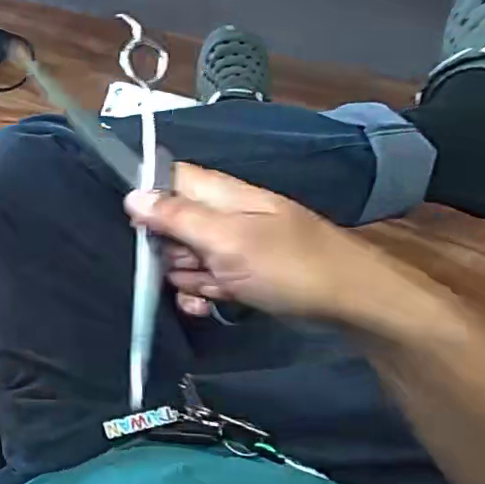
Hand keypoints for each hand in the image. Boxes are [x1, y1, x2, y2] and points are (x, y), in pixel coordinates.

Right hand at [125, 163, 439, 332]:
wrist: (354, 304)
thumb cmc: (290, 266)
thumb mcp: (226, 239)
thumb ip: (176, 216)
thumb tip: (131, 194)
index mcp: (220, 194)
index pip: (167, 178)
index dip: (145, 199)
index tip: (137, 228)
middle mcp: (222, 214)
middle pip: (169, 223)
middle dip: (165, 250)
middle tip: (184, 266)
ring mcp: (231, 244)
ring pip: (182, 256)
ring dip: (183, 278)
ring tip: (205, 291)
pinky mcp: (238, 272)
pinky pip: (202, 278)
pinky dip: (200, 293)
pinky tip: (207, 305)